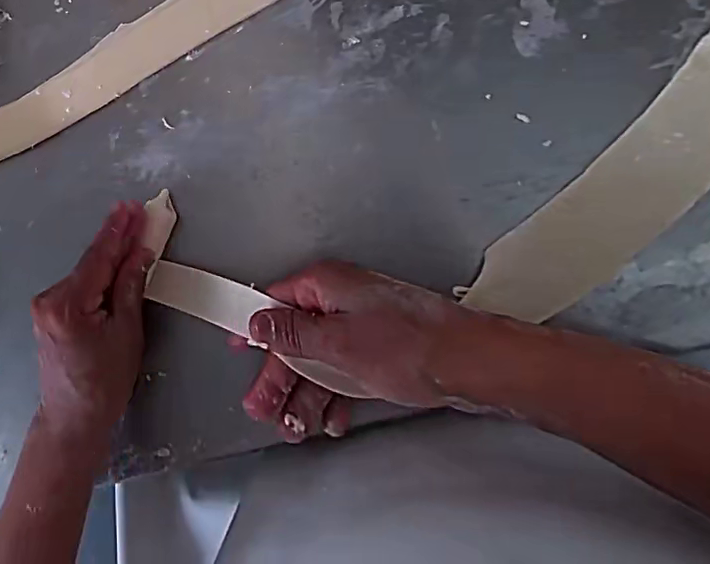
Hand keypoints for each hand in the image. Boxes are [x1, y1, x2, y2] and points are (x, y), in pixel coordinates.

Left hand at [29, 201, 153, 445]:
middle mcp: (50, 298)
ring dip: (108, 256)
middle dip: (115, 239)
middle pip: (90, 262)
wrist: (72, 421)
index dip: (118, 232)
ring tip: (131, 233)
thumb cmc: (104, 384)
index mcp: (67, 304)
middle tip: (135, 212)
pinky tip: (115, 262)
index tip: (132, 208)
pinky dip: (98, 273)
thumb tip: (139, 252)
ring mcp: (45, 305)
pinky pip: (79, 284)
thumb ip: (130, 286)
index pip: (98, 259)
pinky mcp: (48, 312)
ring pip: (85, 272)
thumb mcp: (127, 333)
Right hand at [239, 260, 475, 439]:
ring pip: (320, 359)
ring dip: (305, 393)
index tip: (238, 347)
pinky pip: (345, 370)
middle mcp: (341, 299)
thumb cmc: (412, 343)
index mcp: (326, 285)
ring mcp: (362, 324)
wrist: (471, 363)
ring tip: (294, 424)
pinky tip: (331, 417)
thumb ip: (292, 334)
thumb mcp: (337, 343)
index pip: (276, 302)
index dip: (256, 328)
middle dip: (279, 376)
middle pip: (296, 337)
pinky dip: (334, 394)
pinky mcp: (380, 347)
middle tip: (263, 405)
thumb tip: (259, 322)